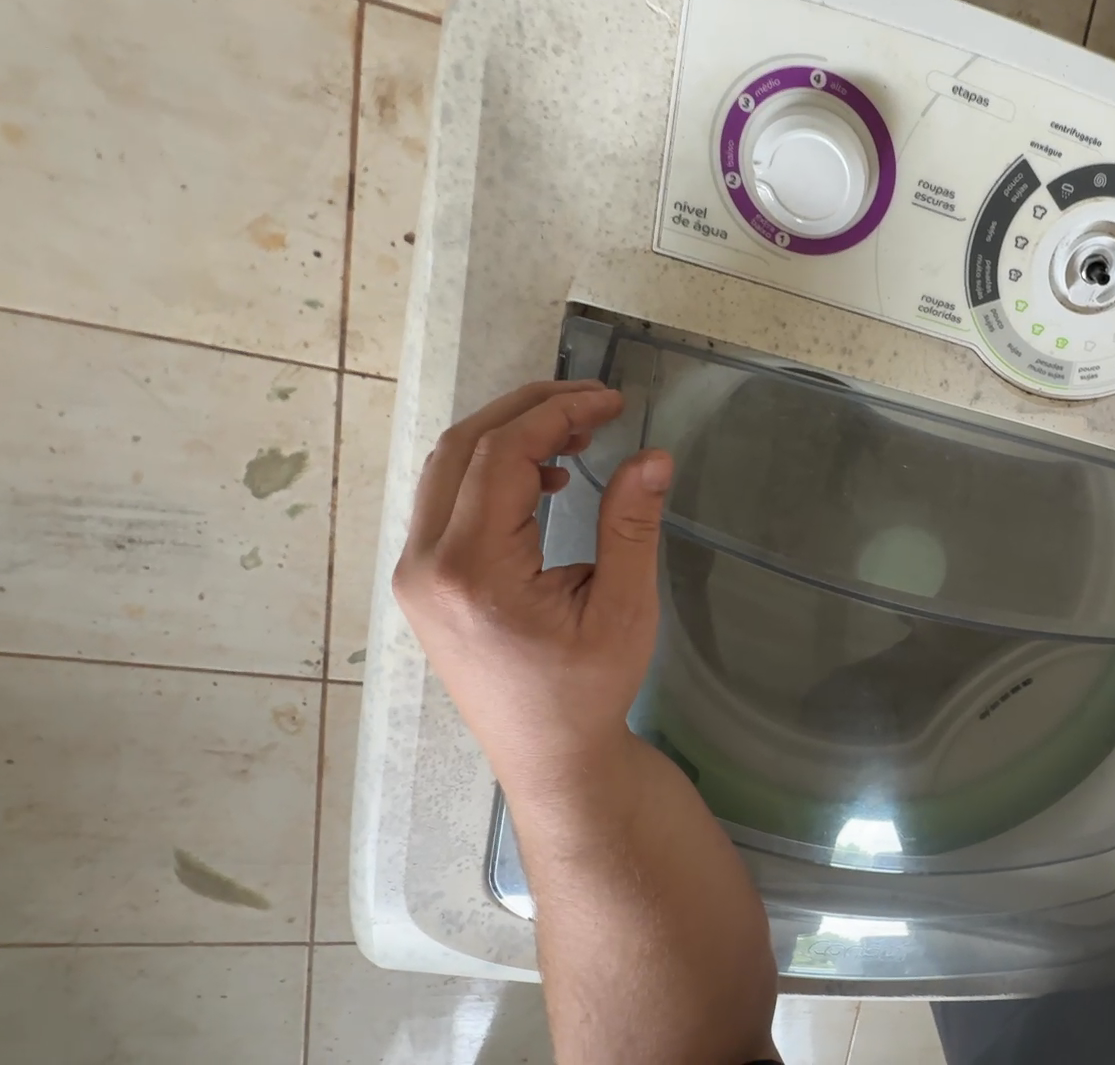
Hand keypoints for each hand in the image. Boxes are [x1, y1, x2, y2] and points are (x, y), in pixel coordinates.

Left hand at [392, 380, 672, 788]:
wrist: (550, 756)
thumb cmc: (590, 689)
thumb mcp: (624, 609)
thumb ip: (632, 526)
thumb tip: (654, 456)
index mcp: (472, 568)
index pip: (502, 455)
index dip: (558, 413)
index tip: (613, 401)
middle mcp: (427, 561)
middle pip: (464, 447)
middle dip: (531, 410)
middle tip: (596, 403)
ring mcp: (418, 572)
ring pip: (451, 469)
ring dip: (512, 436)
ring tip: (578, 432)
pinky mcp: (428, 581)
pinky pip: (452, 499)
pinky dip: (497, 470)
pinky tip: (547, 482)